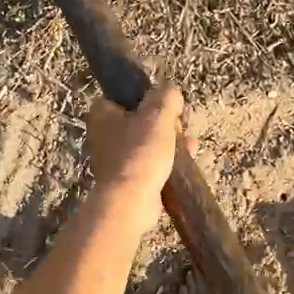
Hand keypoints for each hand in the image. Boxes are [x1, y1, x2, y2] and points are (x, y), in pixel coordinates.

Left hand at [87, 85, 184, 202]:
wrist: (130, 202)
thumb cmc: (140, 153)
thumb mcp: (158, 116)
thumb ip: (166, 97)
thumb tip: (171, 91)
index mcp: (103, 114)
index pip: (127, 96)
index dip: (151, 97)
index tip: (170, 104)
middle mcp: (105, 134)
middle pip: (143, 119)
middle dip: (168, 121)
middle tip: (184, 124)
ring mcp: (117, 158)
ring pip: (150, 141)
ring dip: (172, 140)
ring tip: (190, 142)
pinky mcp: (131, 178)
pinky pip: (153, 161)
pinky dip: (169, 159)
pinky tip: (188, 157)